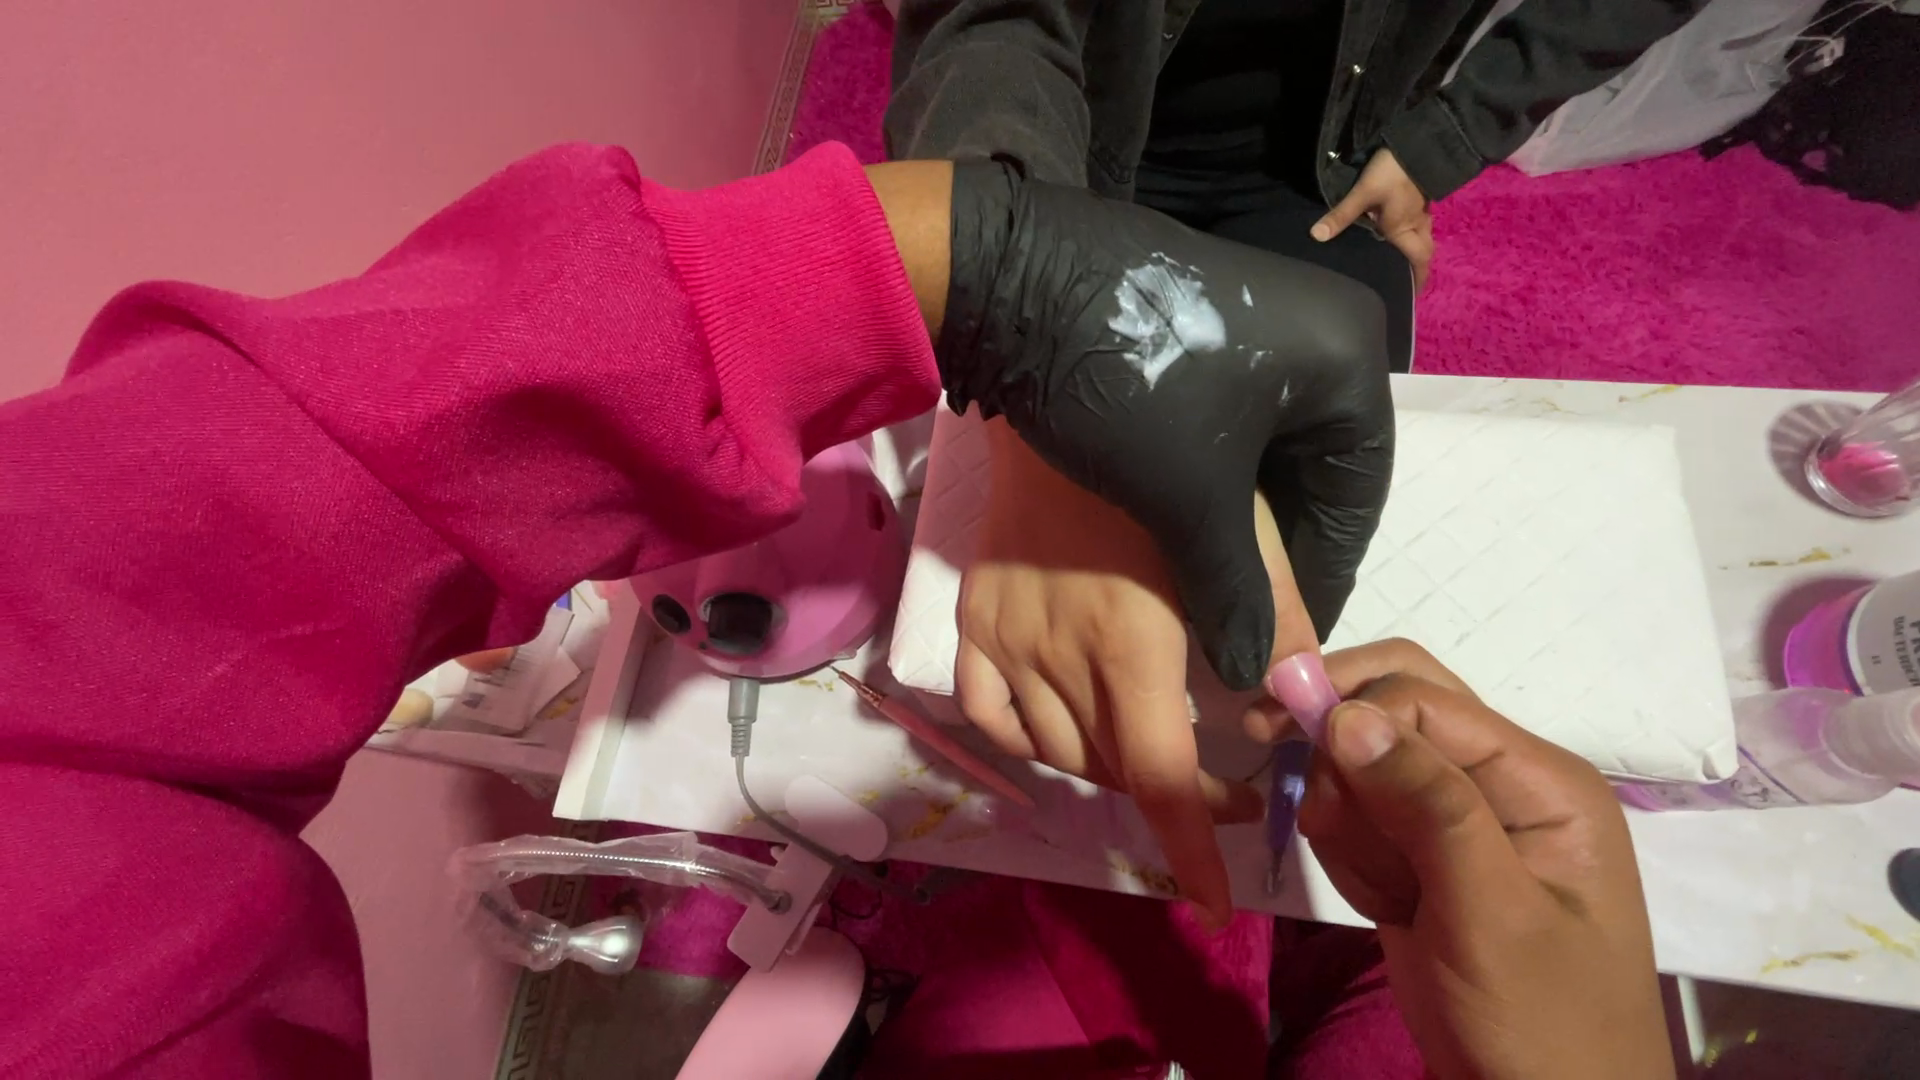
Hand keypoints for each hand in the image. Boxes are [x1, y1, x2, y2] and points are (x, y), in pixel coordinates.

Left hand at [939, 161, 1394, 690]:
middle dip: (1274, 550)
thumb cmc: (1127, 387)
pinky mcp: (1197, 331)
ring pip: (1261, 453)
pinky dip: (1206, 479)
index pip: (1355, 498)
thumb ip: (1233, 588)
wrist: (1014, 286)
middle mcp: (1315, 332)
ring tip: (1206, 585)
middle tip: (1243, 618)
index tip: (1291, 641)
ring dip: (1235, 520)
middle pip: (1310, 474)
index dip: (1322, 577)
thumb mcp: (1188, 497)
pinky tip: (1177, 523)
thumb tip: (1258, 674)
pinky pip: (1223, 425)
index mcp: (1347, 358)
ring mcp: (1253, 325)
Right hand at [956, 426, 1315, 924]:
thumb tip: (1300, 702)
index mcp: (1129, 641)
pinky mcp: (972, 619)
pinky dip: (1025, 739)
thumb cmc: (1159, 461)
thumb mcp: (1238, 531)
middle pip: (1111, 768)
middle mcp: (1055, 654)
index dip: (1189, 848)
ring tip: (1139, 738)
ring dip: (1106, 765)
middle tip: (1206, 773)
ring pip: (1053, 751)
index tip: (1207, 901)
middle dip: (1167, 790)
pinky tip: (1057, 724)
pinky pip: (986, 713)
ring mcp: (1003, 638)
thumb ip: (1273, 621)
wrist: (1059, 403)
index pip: (1162, 777)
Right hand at [1290, 641, 1672, 1079]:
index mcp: (1537, 778)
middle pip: (1388, 707)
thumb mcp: (1489, 915)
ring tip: (1386, 893)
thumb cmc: (1537, 1021)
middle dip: (1335, 748)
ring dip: (1346, 822)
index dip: (1347, 713)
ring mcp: (1454, 811)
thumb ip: (1426, 804)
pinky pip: (1353, 811)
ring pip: (1357, 761)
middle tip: (1305, 797)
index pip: (1419, 697)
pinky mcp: (1417, 844)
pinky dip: (1348, 852)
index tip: (1279, 746)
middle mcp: (1497, 777)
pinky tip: (1384, 903)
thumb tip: (1345, 713)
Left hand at [1313, 149, 1433, 290]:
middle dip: (1415, 269)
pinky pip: (1416, 225)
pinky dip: (1407, 236)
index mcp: (1403, 229)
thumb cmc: (1394, 170)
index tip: (1411, 295)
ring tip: (1395, 265)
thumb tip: (1316, 236)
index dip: (1417, 279)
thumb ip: (1340, 215)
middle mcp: (1415, 224)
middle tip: (1403, 283)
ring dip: (1411, 252)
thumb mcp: (1363, 193)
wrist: (1421, 140)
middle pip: (1422, 252)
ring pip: (1419, 238)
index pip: (1417, 261)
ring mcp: (1419, 211)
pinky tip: (1392, 237)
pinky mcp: (1418, 199)